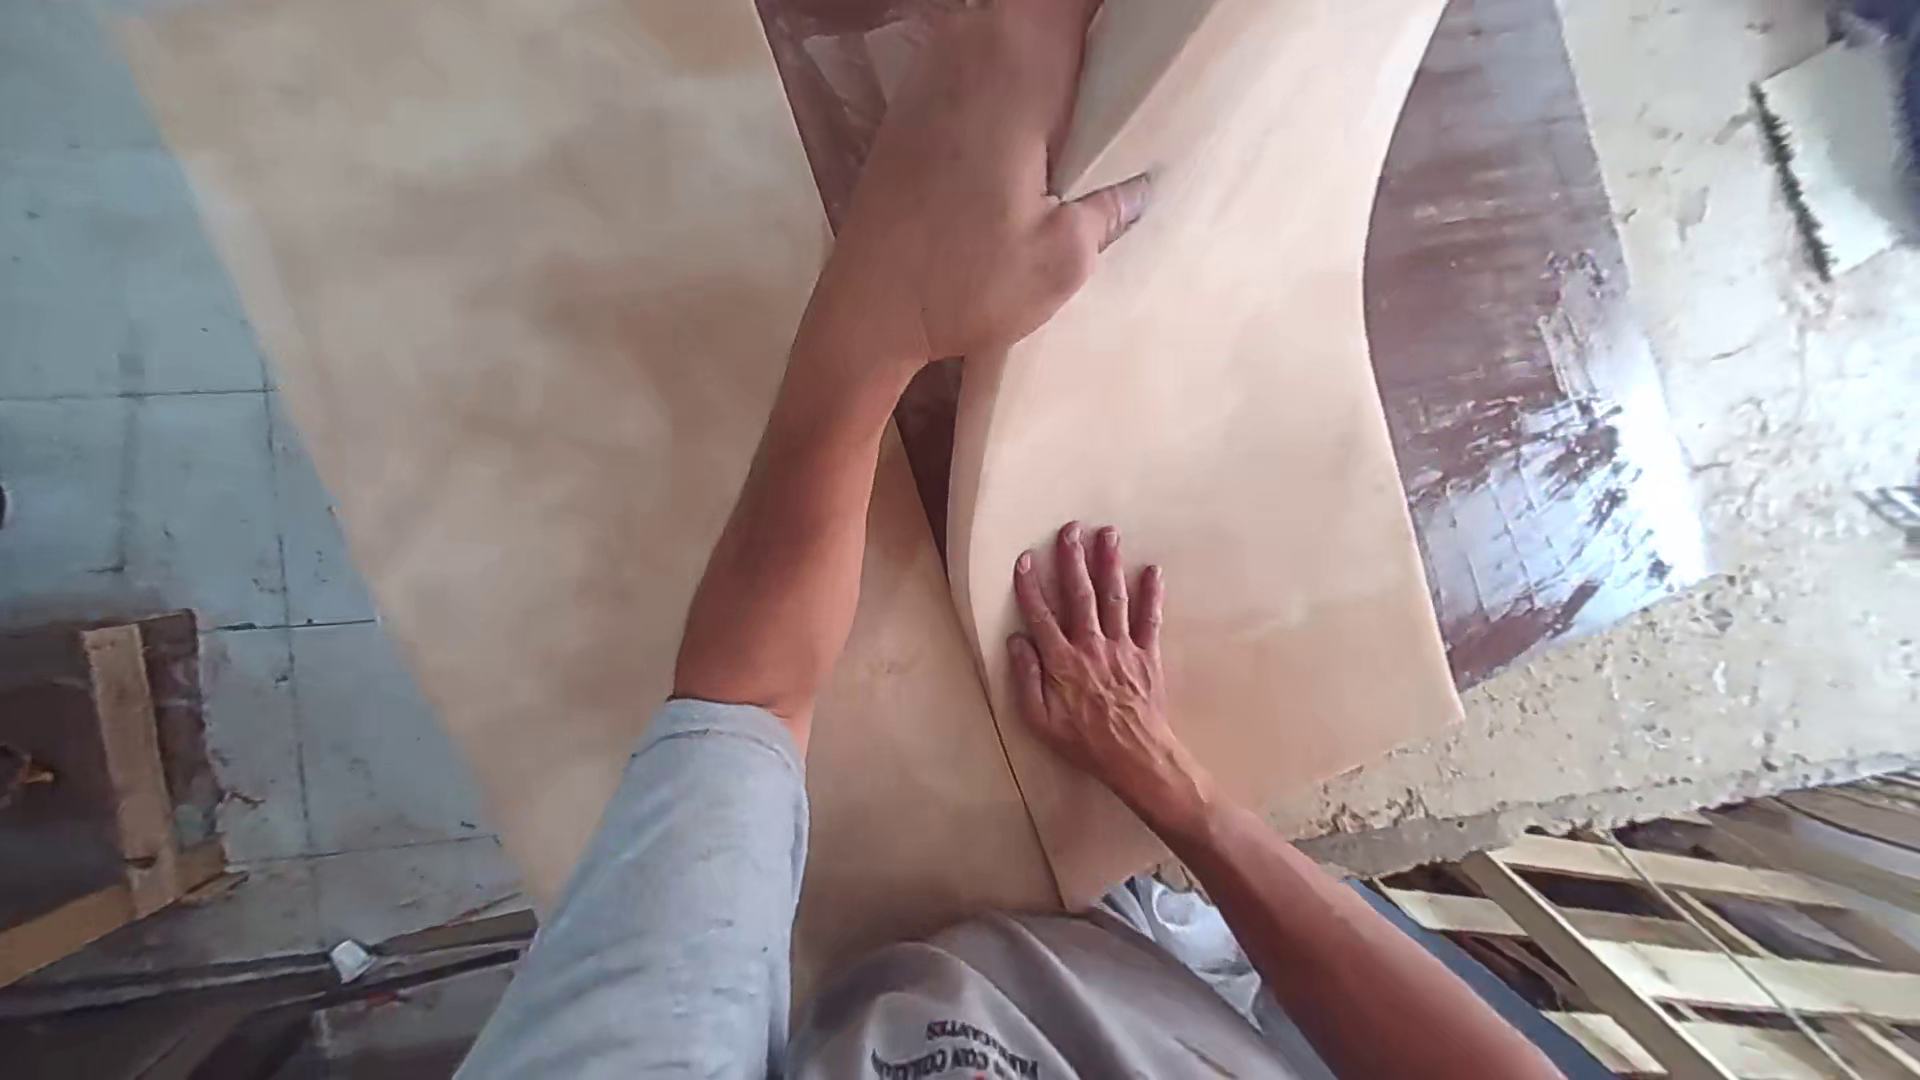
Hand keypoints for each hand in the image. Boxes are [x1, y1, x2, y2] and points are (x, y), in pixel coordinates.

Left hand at [797, 0, 1151, 372]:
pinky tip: (1020, 138)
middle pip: (1044, 7)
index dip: (1120, 18)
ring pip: (1006, 30)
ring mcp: (929, 71)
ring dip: (1045, 62)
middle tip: (1119, 90)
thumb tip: (1136, 188)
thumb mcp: (1060, 261)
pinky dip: (1005, 82)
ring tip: (1078, 115)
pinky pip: (973, 65)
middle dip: (1087, 39)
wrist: (870, 313)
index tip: (1144, 45)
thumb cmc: (965, 285)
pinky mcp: (908, 108)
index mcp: (1018, 59)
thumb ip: (1110, 209)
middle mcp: (967, 41)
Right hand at [1008, 522, 1213, 833]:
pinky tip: (1152, 569)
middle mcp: (1091, 645)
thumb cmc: (1083, 741)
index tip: (1025, 558)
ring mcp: (1122, 647)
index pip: (1041, 615)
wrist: (1136, 758)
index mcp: (1062, 661)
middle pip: (1079, 594)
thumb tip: (1017, 641)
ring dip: (1109, 563)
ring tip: (1107, 533)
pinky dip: (1151, 594)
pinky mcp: (1147, 654)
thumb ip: (1026, 678)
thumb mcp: (1040, 720)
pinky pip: (1149, 619)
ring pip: (1113, 597)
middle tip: (1071, 529)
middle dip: (1073, 559)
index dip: (1030, 585)